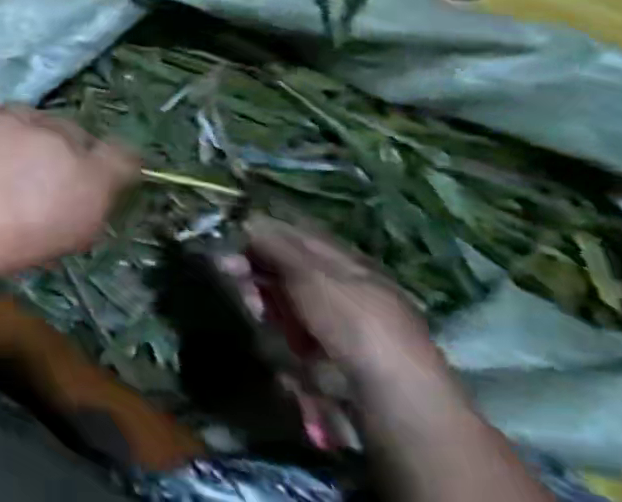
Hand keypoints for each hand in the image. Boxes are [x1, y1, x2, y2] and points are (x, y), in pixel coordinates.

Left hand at [0, 94, 139, 278]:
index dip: (110, 163)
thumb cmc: (1, 248)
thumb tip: (80, 193)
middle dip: (60, 148)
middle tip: (33, 172)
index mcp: (90, 179)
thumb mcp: (59, 244)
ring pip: (30, 115)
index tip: (94, 173)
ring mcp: (16, 116)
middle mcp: (60, 138)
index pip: (124, 156)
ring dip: (21, 131)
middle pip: (73, 131)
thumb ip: (81, 209)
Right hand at [244, 217, 450, 393]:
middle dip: (255, 270)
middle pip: (284, 268)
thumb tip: (245, 222)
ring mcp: (336, 324)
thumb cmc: (354, 322)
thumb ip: (274, 245)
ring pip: (284, 300)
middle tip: (232, 276)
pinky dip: (279, 331)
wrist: (394, 399)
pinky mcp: (329, 355)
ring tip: (257, 312)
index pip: (293, 235)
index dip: (258, 234)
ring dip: (264, 302)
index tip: (228, 241)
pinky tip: (275, 336)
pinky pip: (291, 332)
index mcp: (345, 262)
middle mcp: (342, 288)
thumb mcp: (311, 273)